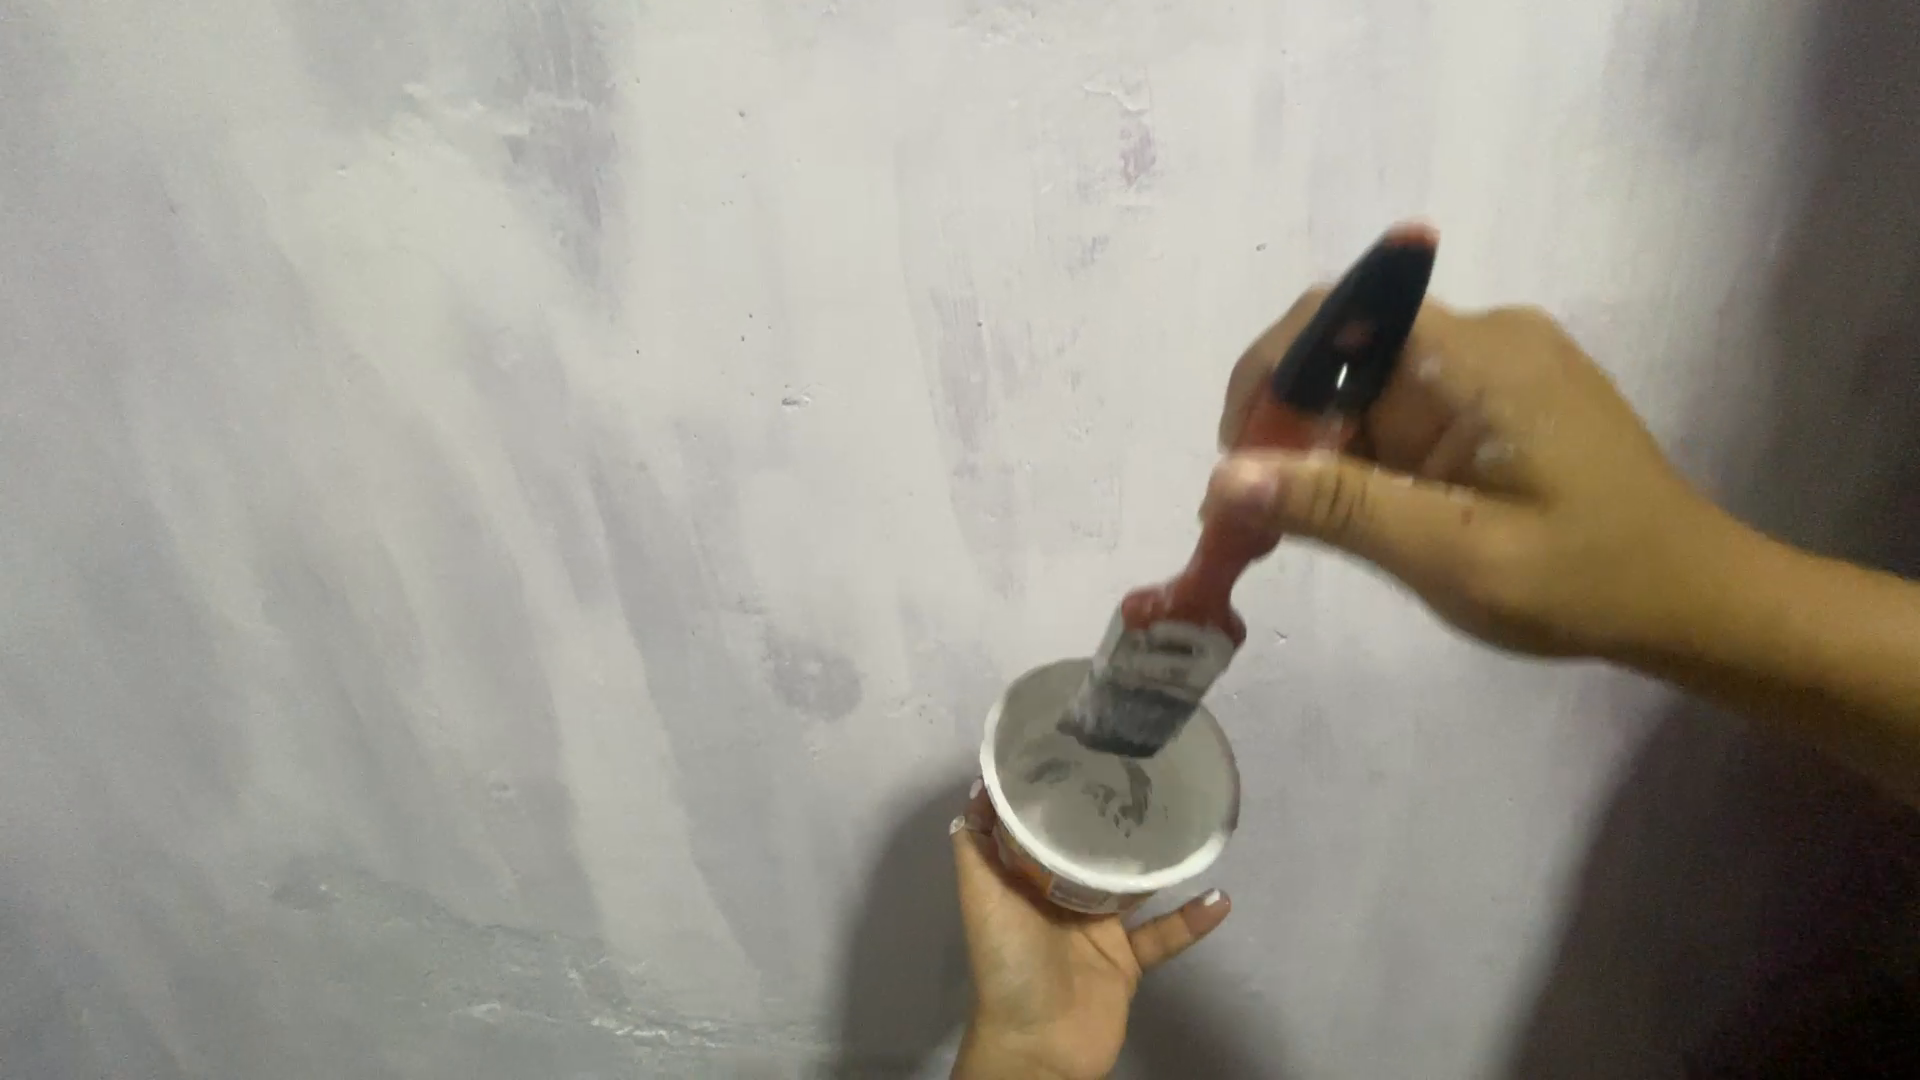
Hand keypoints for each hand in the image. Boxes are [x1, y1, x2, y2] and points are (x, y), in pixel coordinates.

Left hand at [949, 781, 1229, 1079]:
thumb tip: (978, 786)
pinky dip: (1192, 921)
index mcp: (1025, 880)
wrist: (1038, 1045)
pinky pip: (1165, 936)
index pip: (1039, 829)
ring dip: (1154, 863)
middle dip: (1107, 821)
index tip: (1072, 753)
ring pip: (1131, 887)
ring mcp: (1096, 929)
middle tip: (1138, 778)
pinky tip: (1219, 896)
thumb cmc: (1007, 959)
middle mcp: (1059, 898)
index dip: (1052, 796)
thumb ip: (975, 843)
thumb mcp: (979, 893)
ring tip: (1181, 822)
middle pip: (1087, 853)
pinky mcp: (1126, 961)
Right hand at [1206, 291, 1740, 658]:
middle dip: (1276, 425)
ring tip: (1279, 523)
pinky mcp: (1478, 404)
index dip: (1267, 371)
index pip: (1338, 316)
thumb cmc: (1584, 581)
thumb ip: (1336, 508)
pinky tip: (1331, 511)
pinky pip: (1382, 413)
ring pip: (1352, 388)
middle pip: (1337, 354)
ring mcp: (1480, 372)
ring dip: (1304, 449)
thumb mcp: (1450, 554)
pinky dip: (1340, 459)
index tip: (1239, 454)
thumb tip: (1222, 480)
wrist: (1692, 604)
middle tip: (1247, 511)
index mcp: (1477, 358)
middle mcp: (1477, 343)